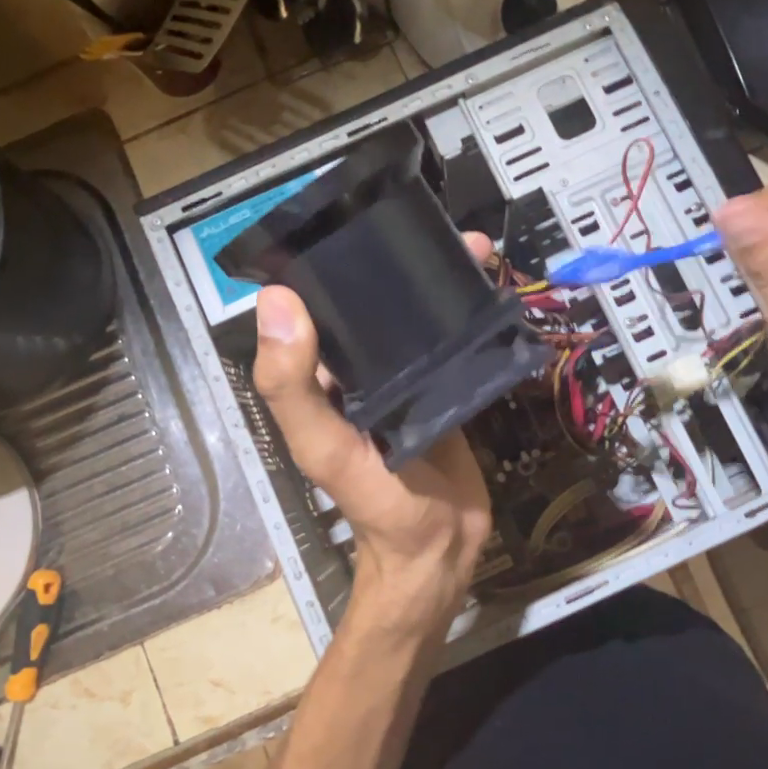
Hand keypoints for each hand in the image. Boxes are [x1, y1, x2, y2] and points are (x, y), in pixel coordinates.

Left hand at [250, 236, 494, 637]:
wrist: (441, 550)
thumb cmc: (374, 502)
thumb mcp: (323, 447)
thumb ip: (291, 387)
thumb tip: (277, 302)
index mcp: (318, 374)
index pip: (317, 304)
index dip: (334, 261)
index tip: (365, 218)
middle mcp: (357, 368)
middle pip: (372, 302)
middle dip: (398, 262)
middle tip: (438, 228)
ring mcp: (404, 376)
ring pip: (415, 315)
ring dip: (439, 281)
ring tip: (474, 247)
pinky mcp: (443, 387)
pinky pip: (450, 340)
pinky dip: (467, 313)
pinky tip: (491, 288)